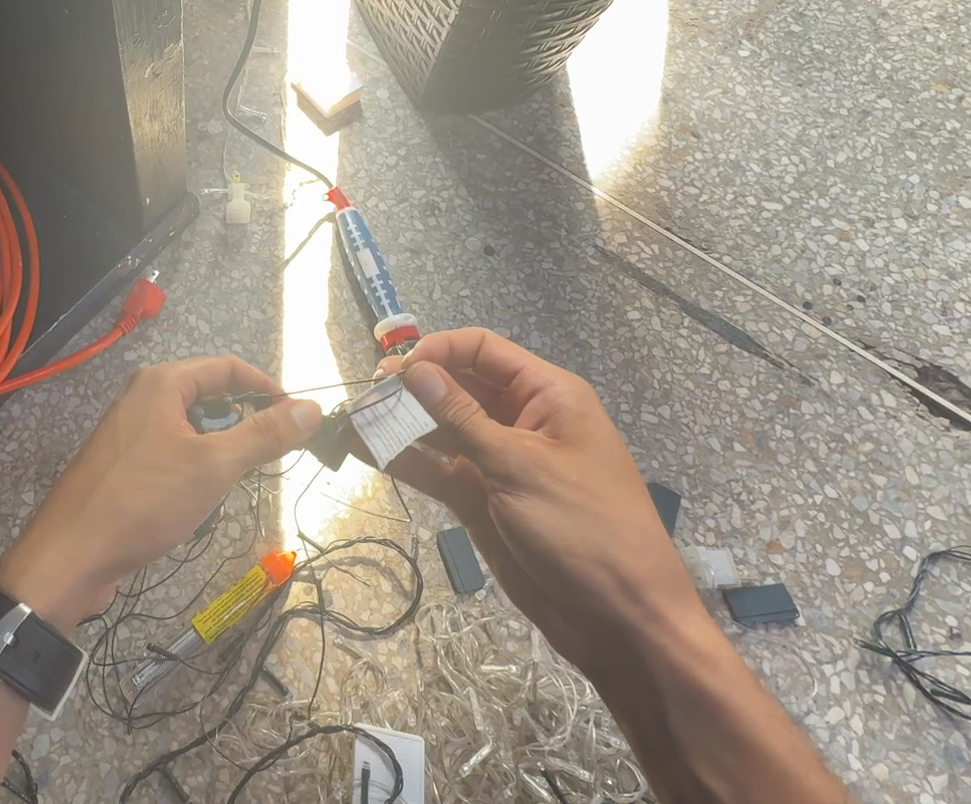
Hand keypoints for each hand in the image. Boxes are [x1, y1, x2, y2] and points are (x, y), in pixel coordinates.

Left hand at [0, 355, 322, 632]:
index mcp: (161, 382)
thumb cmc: (144, 500)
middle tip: (261, 460)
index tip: (296, 419)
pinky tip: (193, 501)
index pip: (228, 367)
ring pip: (192, 429)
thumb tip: (312, 407)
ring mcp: (129, 430)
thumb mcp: (214, 465)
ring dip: (217, 452)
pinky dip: (193, 468)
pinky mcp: (122, 463)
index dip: (266, 389)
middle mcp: (143, 396)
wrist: (70, 556)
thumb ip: (264, 434)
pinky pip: (171, 452)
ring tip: (223, 485)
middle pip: (209, 396)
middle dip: (241, 425)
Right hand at [376, 329, 701, 673]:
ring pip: (437, 427)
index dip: (438, 351)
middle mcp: (517, 419)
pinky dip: (402, 457)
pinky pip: (434, 467)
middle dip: (411, 386)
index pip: (483, 350)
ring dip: (398, 422)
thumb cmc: (584, 528)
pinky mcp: (477, 496)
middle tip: (366, 394)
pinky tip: (362, 448)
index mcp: (546, 395)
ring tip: (352, 418)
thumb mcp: (520, 465)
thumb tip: (414, 369)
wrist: (618, 621)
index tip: (396, 370)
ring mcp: (494, 459)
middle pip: (454, 385)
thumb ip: (461, 416)